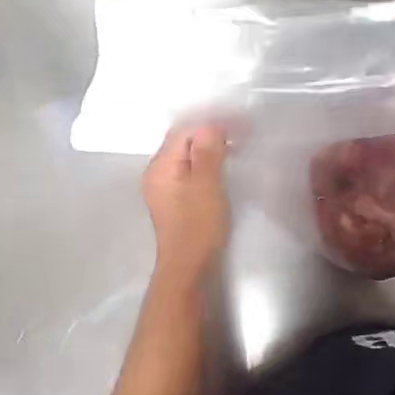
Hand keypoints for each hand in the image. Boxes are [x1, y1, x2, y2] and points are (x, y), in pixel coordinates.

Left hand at [143, 125, 229, 279]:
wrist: (188, 269)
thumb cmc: (198, 226)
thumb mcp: (207, 185)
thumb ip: (207, 152)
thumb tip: (210, 125)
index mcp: (160, 166)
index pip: (183, 132)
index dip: (209, 126)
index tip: (237, 128)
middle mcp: (156, 174)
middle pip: (181, 144)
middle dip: (208, 138)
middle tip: (238, 139)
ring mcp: (162, 190)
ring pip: (185, 160)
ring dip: (208, 153)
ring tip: (232, 154)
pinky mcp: (173, 203)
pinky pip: (187, 175)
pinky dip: (204, 169)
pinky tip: (219, 174)